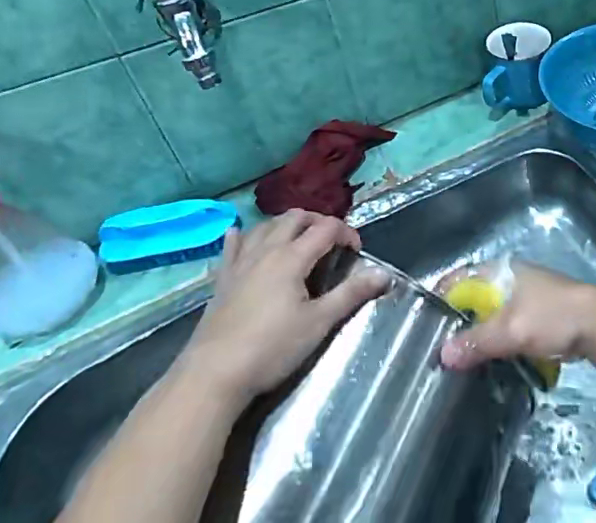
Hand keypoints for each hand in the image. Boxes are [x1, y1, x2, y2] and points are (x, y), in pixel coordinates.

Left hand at [176, 210, 389, 402]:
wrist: (211, 377)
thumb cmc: (271, 348)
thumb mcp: (319, 322)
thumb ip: (351, 293)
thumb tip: (384, 273)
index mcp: (292, 257)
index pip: (326, 228)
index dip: (347, 233)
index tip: (357, 252)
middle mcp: (266, 251)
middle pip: (295, 218)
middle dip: (317, 221)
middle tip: (331, 240)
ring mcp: (239, 265)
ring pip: (264, 227)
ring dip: (285, 225)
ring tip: (298, 238)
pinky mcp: (221, 282)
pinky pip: (231, 247)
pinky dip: (241, 236)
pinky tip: (240, 233)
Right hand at [439, 262, 595, 370]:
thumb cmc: (552, 316)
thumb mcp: (511, 330)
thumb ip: (477, 342)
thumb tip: (443, 354)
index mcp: (503, 271)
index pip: (461, 277)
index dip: (441, 296)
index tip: (422, 322)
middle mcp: (511, 278)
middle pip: (474, 298)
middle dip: (457, 321)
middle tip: (438, 347)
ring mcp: (524, 296)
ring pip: (490, 314)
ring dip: (478, 334)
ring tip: (457, 359)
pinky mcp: (535, 315)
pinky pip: (505, 326)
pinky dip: (495, 340)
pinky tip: (486, 360)